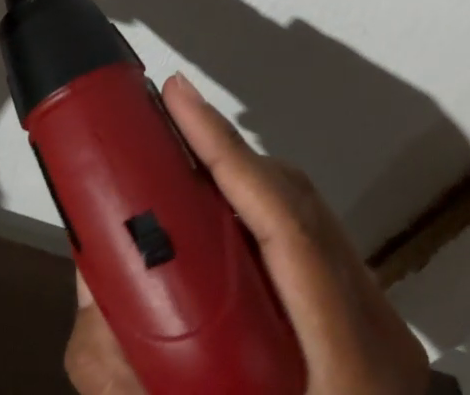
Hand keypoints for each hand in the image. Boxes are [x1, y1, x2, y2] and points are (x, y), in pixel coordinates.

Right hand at [65, 74, 430, 394]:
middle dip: (226, 152)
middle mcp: (374, 334)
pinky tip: (213, 227)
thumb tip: (92, 286)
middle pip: (299, 205)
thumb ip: (124, 376)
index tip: (178, 102)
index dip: (227, 154)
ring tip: (181, 160)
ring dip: (241, 179)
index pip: (286, 224)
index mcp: (349, 362)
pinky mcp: (366, 337)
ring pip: (308, 220)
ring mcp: (377, 334)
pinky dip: (257, 217)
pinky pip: (308, 250)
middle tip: (165, 124)